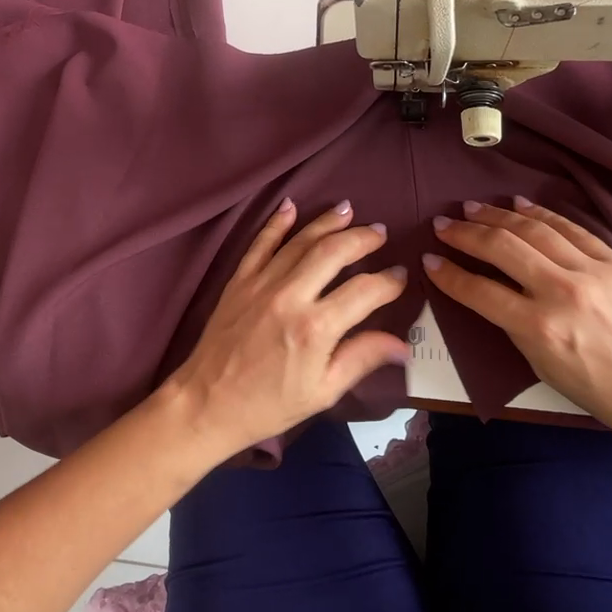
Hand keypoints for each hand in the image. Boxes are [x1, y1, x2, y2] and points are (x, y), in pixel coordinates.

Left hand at [161, 199, 409, 459]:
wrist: (208, 402)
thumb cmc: (269, 404)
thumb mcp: (323, 392)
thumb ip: (361, 359)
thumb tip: (403, 344)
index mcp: (316, 328)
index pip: (365, 291)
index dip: (389, 281)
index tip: (401, 274)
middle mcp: (291, 296)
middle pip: (333, 252)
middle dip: (361, 238)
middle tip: (380, 231)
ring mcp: (261, 283)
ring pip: (300, 241)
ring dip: (326, 222)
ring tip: (348, 210)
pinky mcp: (239, 280)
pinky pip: (260, 243)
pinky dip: (276, 223)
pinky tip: (290, 206)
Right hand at [423, 198, 611, 454]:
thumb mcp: (549, 372)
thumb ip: (518, 330)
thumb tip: (493, 297)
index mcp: (540, 328)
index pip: (479, 291)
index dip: (448, 274)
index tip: (428, 260)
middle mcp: (562, 291)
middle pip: (501, 248)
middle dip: (465, 234)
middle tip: (442, 223)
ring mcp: (592, 271)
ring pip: (533, 230)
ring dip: (496, 215)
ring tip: (472, 207)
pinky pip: (570, 229)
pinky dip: (540, 214)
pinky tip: (519, 205)